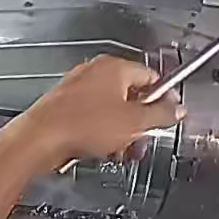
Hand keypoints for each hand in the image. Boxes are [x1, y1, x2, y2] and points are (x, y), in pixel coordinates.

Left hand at [7, 55, 181, 170]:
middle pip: (132, 95)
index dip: (163, 98)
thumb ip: (161, 114)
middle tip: (142, 139)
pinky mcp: (67, 106)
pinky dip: (103, 133)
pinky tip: (103, 149)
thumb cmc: (81, 125)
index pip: (152, 77)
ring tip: (122, 150)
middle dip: (140, 121)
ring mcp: (79, 88)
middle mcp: (96, 72)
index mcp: (115, 67)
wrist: (41, 139)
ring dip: (122, 131)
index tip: (168, 115)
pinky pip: (94, 118)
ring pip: (112, 109)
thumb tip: (177, 109)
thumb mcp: (135, 123)